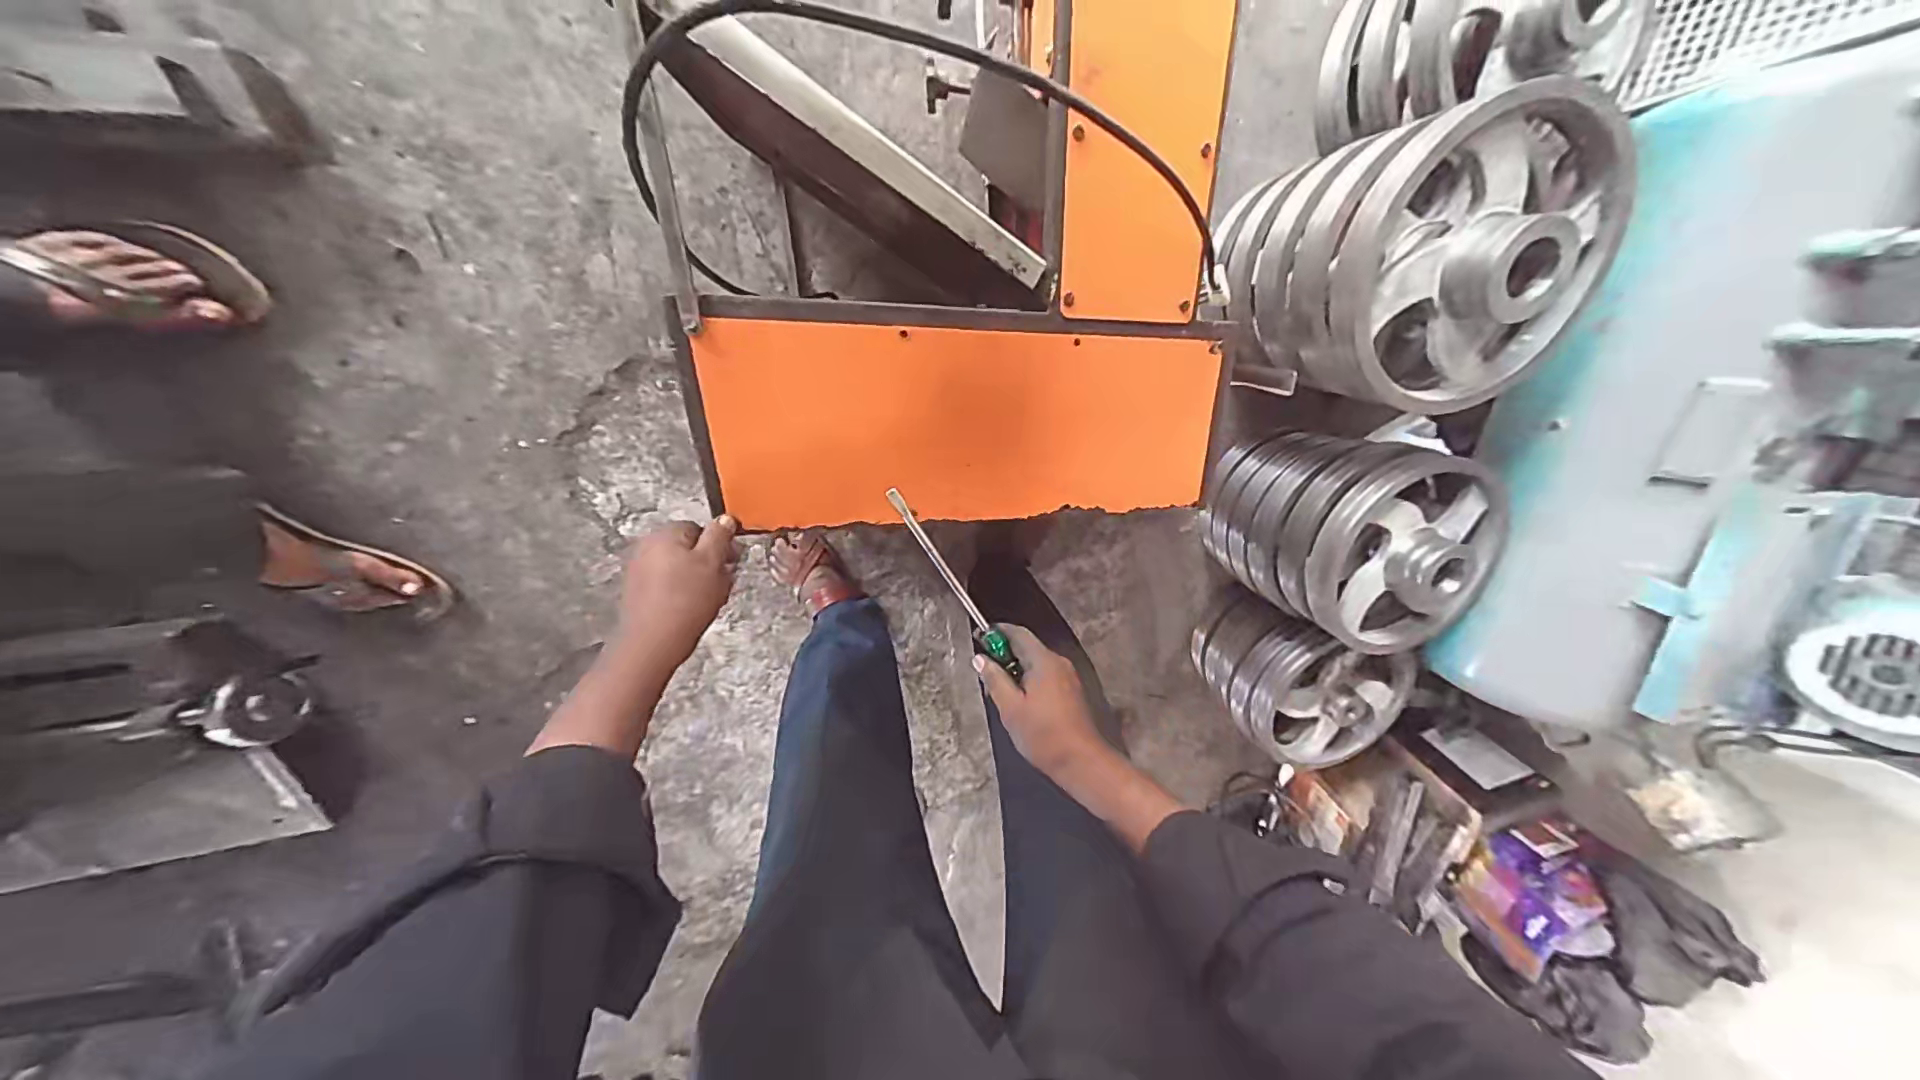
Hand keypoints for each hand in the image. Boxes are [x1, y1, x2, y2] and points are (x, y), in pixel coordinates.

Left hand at [615, 516, 738, 669]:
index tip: (731, 560)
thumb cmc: (683, 603)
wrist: (653, 643)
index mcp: (664, 534)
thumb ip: (720, 536)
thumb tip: (726, 520)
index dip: (719, 545)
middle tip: (721, 581)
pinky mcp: (639, 593)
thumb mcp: (712, 563)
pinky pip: (668, 585)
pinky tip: (691, 608)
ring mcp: (640, 571)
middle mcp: (647, 548)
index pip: (700, 528)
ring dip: (697, 580)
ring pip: (680, 568)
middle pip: (689, 548)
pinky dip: (682, 593)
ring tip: (708, 598)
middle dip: (708, 563)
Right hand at [975, 625, 1106, 778]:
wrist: (1081, 762)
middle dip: (1005, 653)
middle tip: (985, 667)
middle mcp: (1059, 664)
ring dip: (1017, 669)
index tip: (981, 636)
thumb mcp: (1010, 707)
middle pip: (1028, 647)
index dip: (997, 631)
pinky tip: (1020, 701)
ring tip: (999, 689)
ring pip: (1036, 663)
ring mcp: (1068, 678)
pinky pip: (1046, 676)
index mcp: (1044, 661)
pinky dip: (1030, 681)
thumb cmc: (1045, 736)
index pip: (1018, 633)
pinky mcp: (1071, 692)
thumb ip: (994, 679)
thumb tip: (981, 659)